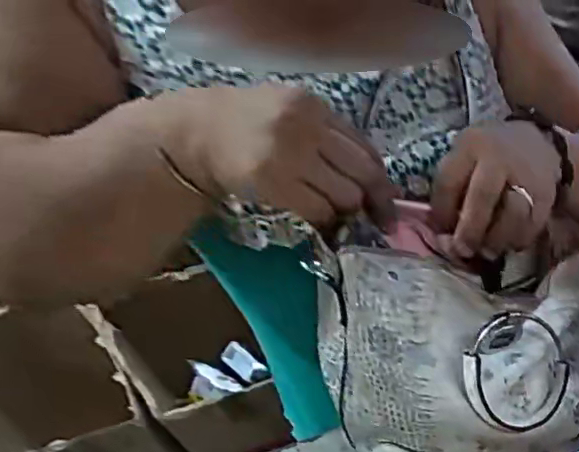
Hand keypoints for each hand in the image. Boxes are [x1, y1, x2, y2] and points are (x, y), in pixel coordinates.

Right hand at [168, 85, 395, 225]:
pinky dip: (324, 219)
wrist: (193, 134)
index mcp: (312, 106)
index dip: (381, 181)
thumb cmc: (251, 128)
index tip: (385, 200)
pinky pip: (321, 211)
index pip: (367, 151)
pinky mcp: (274, 182)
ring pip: (347, 196)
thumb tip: (380, 183)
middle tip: (376, 219)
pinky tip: (312, 212)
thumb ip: (334, 140)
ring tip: (330, 207)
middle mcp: (302, 125)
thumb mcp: (293, 117)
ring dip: (345, 210)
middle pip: (365, 175)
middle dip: (376, 201)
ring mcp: (287, 154)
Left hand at [429, 120, 562, 259]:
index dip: (442, 213)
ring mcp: (527, 179)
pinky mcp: (546, 199)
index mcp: (472, 146)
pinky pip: (531, 227)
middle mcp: (500, 160)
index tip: (441, 233)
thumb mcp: (466, 156)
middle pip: (483, 198)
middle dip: (470, 231)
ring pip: (512, 216)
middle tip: (463, 252)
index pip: (449, 182)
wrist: (537, 143)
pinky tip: (509, 244)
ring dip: (497, 241)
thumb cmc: (492, 154)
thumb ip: (453, 187)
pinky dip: (518, 241)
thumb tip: (443, 231)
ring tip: (488, 252)